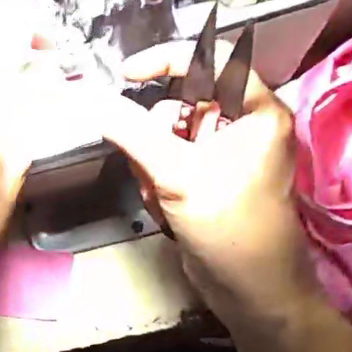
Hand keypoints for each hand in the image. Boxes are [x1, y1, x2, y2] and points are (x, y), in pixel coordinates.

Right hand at [86, 41, 328, 337]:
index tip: (126, 76)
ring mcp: (222, 154)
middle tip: (156, 171)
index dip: (165, 61)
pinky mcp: (205, 179)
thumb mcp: (179, 176)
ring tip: (164, 198)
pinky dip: (157, 183)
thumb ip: (134, 134)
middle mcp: (242, 125)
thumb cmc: (232, 229)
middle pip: (178, 104)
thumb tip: (95, 102)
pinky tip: (167, 209)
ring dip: (152, 167)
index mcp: (256, 110)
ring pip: (165, 137)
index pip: (209, 60)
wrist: (251, 291)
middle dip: (155, 139)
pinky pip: (167, 164)